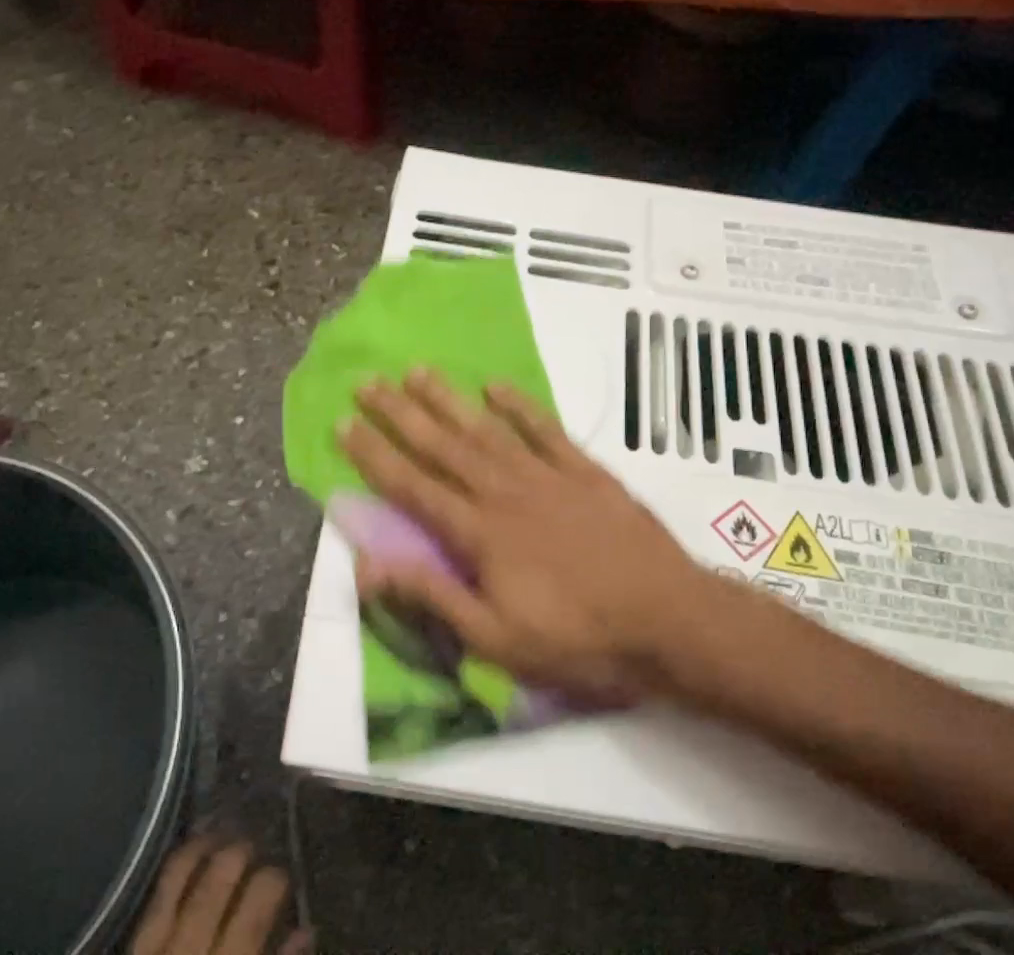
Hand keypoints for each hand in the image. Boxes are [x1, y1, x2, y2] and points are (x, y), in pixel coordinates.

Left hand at [130, 838, 308, 954]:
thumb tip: (304, 934)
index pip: (252, 919)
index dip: (269, 885)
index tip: (282, 870)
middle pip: (211, 897)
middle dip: (233, 859)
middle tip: (250, 839)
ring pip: (173, 894)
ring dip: (195, 858)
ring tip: (214, 833)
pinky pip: (150, 909)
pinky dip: (167, 879)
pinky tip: (179, 861)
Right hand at [340, 369, 736, 699]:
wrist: (669, 622)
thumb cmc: (578, 641)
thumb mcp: (495, 639)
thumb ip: (432, 596)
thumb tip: (366, 567)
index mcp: (479, 535)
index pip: (413, 488)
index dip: (375, 456)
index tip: (344, 424)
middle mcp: (506, 493)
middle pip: (444, 447)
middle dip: (402, 414)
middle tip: (369, 382)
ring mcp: (549, 478)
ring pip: (488, 430)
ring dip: (450, 400)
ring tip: (419, 371)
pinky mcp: (588, 474)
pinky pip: (546, 430)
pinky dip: (520, 406)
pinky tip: (496, 386)